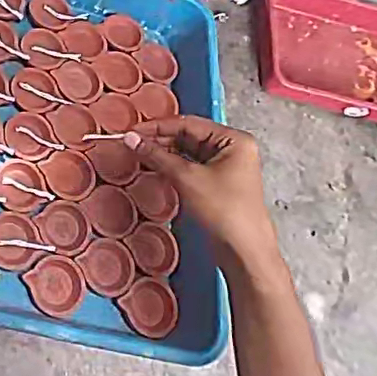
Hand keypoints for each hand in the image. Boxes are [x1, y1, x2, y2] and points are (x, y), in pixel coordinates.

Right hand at [124, 117, 281, 278]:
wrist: (244, 251)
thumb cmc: (224, 211)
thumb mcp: (187, 178)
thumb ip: (157, 155)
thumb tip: (131, 139)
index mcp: (234, 140)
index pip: (189, 124)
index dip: (158, 127)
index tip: (133, 131)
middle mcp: (232, 149)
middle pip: (188, 136)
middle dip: (160, 140)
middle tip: (131, 143)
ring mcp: (225, 167)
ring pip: (188, 152)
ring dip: (164, 153)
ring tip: (137, 153)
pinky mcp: (217, 184)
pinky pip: (190, 167)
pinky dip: (172, 166)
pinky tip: (153, 166)